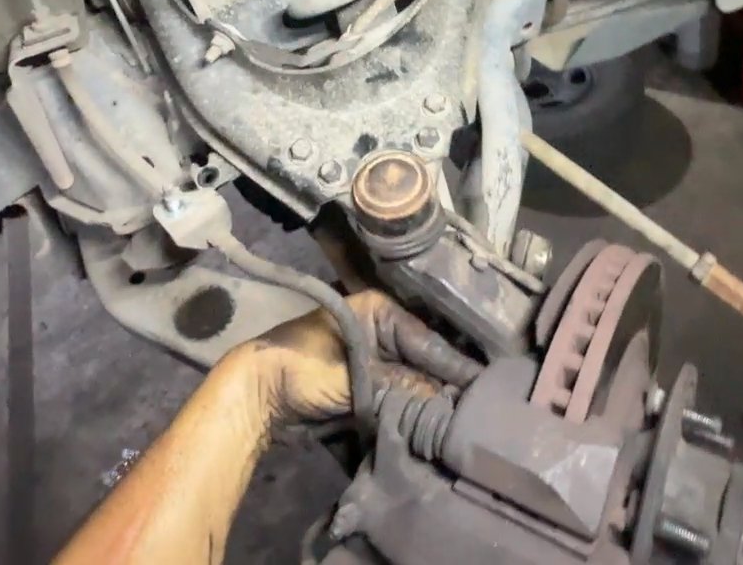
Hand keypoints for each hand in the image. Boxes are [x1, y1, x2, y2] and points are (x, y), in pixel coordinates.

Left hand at [233, 289, 480, 427]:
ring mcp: (373, 362)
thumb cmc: (301, 369)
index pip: (429, 341)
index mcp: (380, 311)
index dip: (456, 366)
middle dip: (444, 388)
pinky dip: (408, 415)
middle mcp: (381, 332)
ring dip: (428, 405)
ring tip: (461, 424)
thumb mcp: (355, 378)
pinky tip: (431, 430)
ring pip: (412, 385)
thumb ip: (403, 389)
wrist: (255, 397)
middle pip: (423, 363)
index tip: (487, 386)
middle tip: (479, 411)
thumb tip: (449, 403)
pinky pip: (395, 401)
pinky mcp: (364, 390)